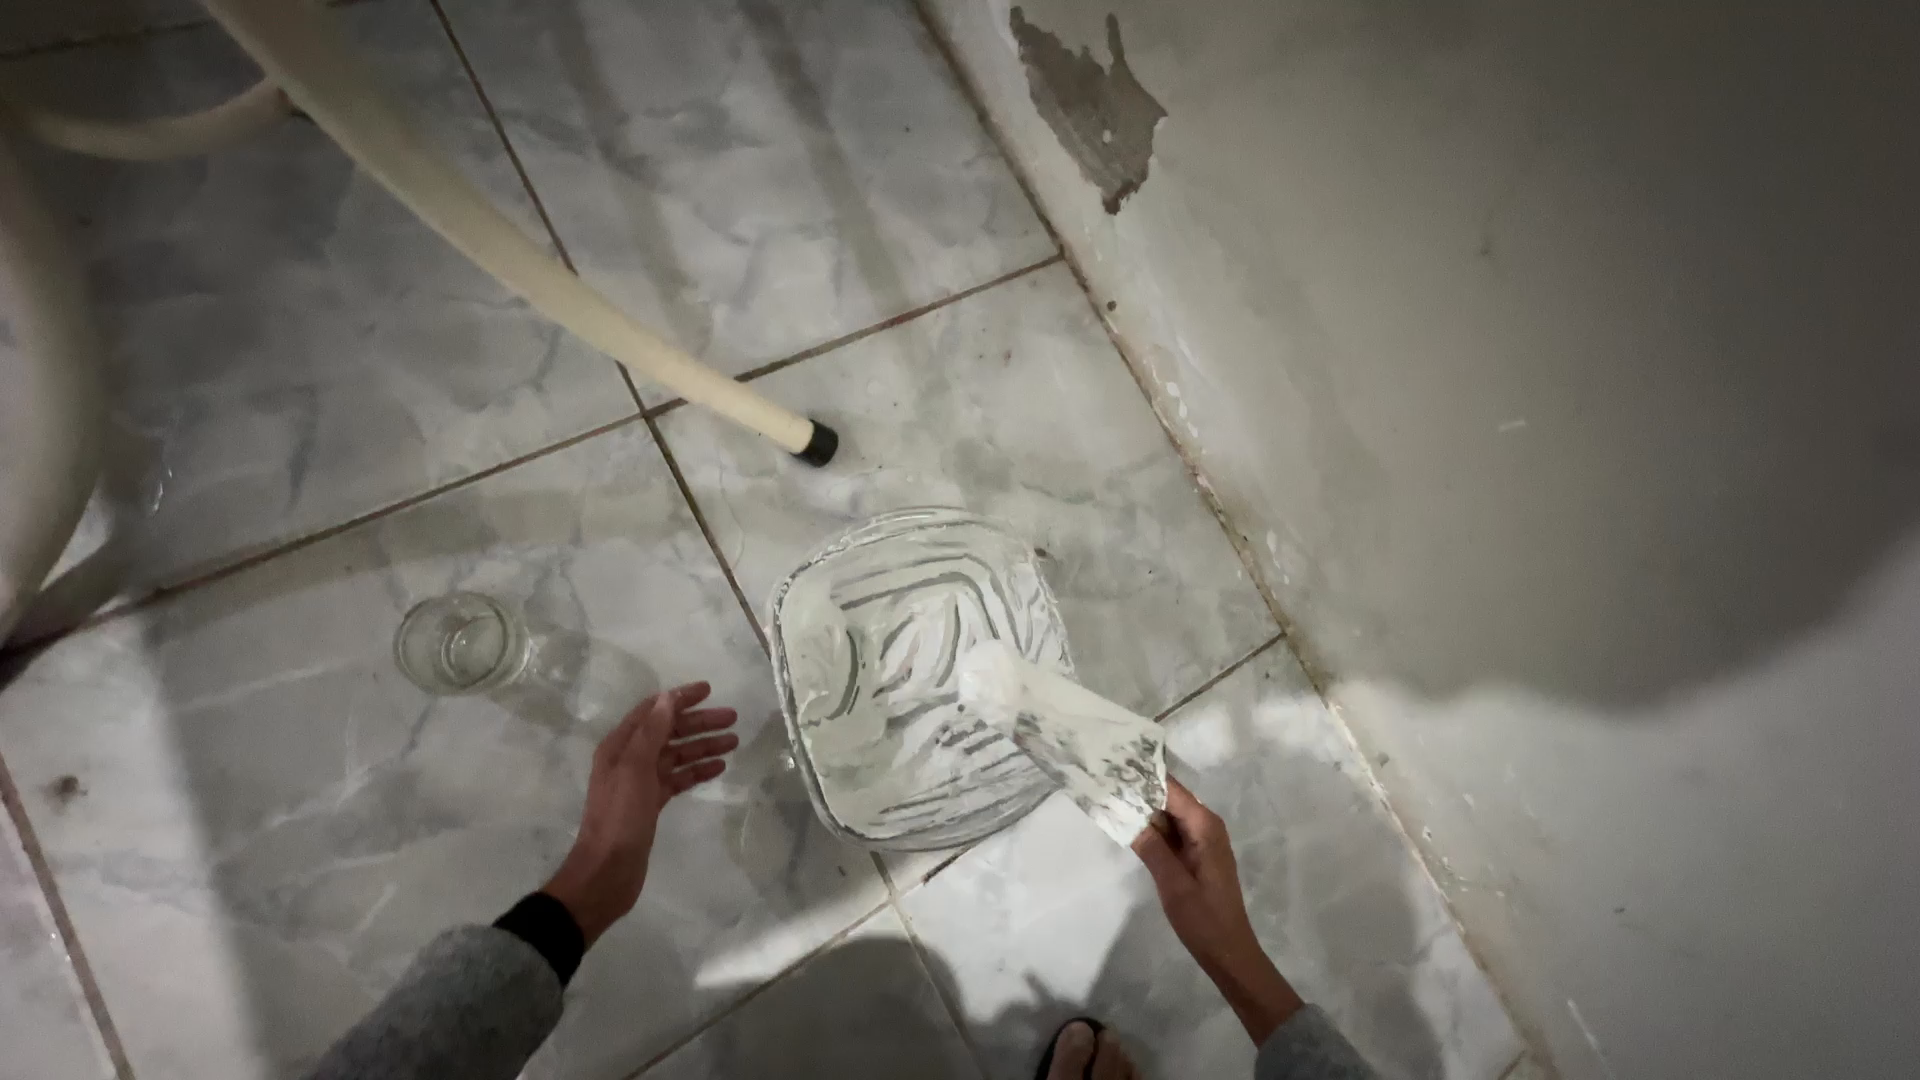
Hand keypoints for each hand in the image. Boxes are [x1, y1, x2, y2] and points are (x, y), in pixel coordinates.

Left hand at [542, 682, 738, 943]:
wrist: (606, 873)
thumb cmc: (620, 817)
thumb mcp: (635, 769)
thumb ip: (651, 732)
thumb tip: (668, 698)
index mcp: (620, 746)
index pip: (653, 710)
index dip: (680, 698)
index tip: (709, 690)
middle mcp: (629, 759)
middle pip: (669, 731)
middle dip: (700, 722)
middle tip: (732, 718)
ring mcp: (641, 782)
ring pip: (678, 754)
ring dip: (704, 745)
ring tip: (733, 742)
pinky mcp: (652, 803)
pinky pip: (679, 777)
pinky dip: (698, 770)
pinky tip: (718, 767)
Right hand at [1132, 777, 1302, 1043]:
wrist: (1229, 954)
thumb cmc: (1204, 919)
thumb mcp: (1172, 883)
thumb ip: (1150, 845)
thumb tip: (1125, 810)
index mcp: (1205, 825)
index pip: (1170, 788)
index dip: (1143, 775)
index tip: (1114, 764)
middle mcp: (1206, 824)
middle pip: (1168, 796)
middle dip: (1139, 789)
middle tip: (1104, 778)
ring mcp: (1201, 838)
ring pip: (1167, 813)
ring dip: (1142, 807)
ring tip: (1109, 795)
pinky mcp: (1195, 852)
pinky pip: (1170, 830)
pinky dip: (1150, 826)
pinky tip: (1127, 824)